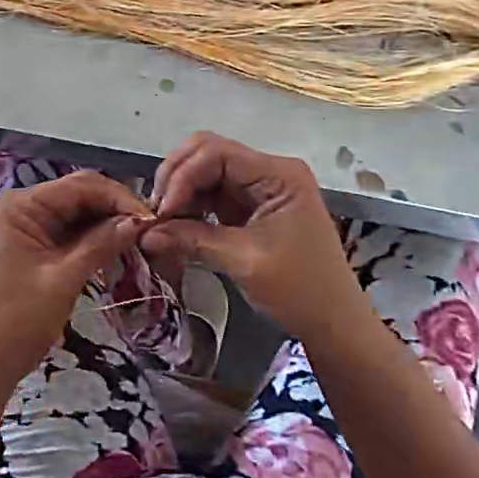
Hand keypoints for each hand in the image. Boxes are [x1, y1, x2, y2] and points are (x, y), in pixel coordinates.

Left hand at [0, 171, 152, 389]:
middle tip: (154, 232)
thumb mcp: (63, 279)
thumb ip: (100, 244)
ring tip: (145, 241)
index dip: (119, 197)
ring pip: (78, 215)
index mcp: (22, 205)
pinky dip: (95, 241)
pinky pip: (71, 235)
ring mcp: (28, 228)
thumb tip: (138, 221)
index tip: (154, 219)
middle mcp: (23, 208)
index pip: (80, 185)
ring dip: (109, 225)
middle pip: (80, 196)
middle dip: (116, 210)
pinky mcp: (35, 249)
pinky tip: (121, 250)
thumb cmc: (16, 319)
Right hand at [147, 132, 370, 342]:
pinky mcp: (245, 203)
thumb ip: (193, 240)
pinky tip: (176, 225)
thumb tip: (144, 234)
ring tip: (163, 222)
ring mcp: (256, 186)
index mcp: (279, 174)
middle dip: (175, 178)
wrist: (334, 324)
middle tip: (157, 212)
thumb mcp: (244, 262)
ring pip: (200, 170)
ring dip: (177, 192)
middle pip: (204, 153)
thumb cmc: (301, 291)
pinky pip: (206, 191)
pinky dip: (186, 204)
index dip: (182, 176)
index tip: (163, 211)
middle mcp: (267, 170)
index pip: (214, 152)